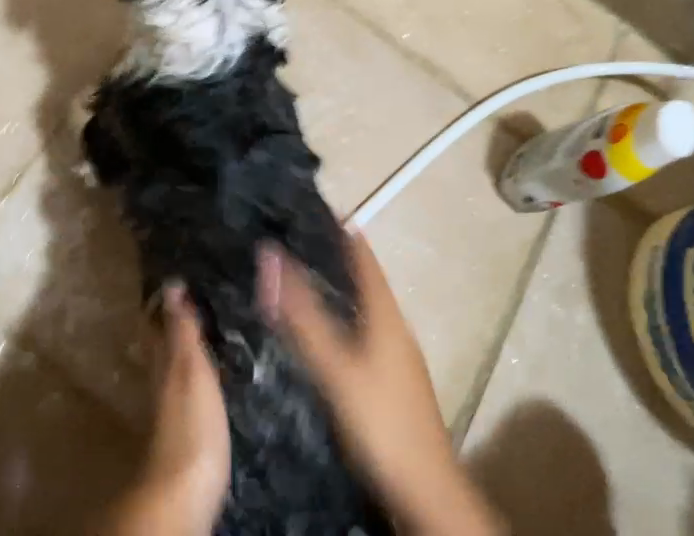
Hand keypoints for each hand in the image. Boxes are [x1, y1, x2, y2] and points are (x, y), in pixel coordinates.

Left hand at [99, 283, 229, 535]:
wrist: (185, 489)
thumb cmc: (191, 424)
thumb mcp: (189, 369)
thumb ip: (181, 331)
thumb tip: (171, 286)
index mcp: (163, 360)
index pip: (158, 321)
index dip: (167, 300)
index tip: (184, 276)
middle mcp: (162, 377)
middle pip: (165, 341)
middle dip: (179, 319)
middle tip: (203, 297)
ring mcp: (173, 404)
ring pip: (177, 363)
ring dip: (191, 344)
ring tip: (215, 328)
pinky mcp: (188, 426)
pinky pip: (191, 385)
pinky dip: (200, 371)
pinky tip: (216, 373)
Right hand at [260, 231, 503, 535]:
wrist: (424, 488)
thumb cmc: (381, 420)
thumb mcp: (335, 366)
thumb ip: (302, 314)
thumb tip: (269, 256)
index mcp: (386, 314)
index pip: (362, 254)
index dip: (338, 228)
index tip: (307, 205)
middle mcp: (393, 326)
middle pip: (361, 278)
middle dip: (330, 255)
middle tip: (289, 237)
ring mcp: (394, 355)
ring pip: (360, 307)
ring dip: (333, 288)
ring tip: (294, 276)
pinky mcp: (388, 381)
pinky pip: (359, 332)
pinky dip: (336, 319)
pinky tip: (315, 334)